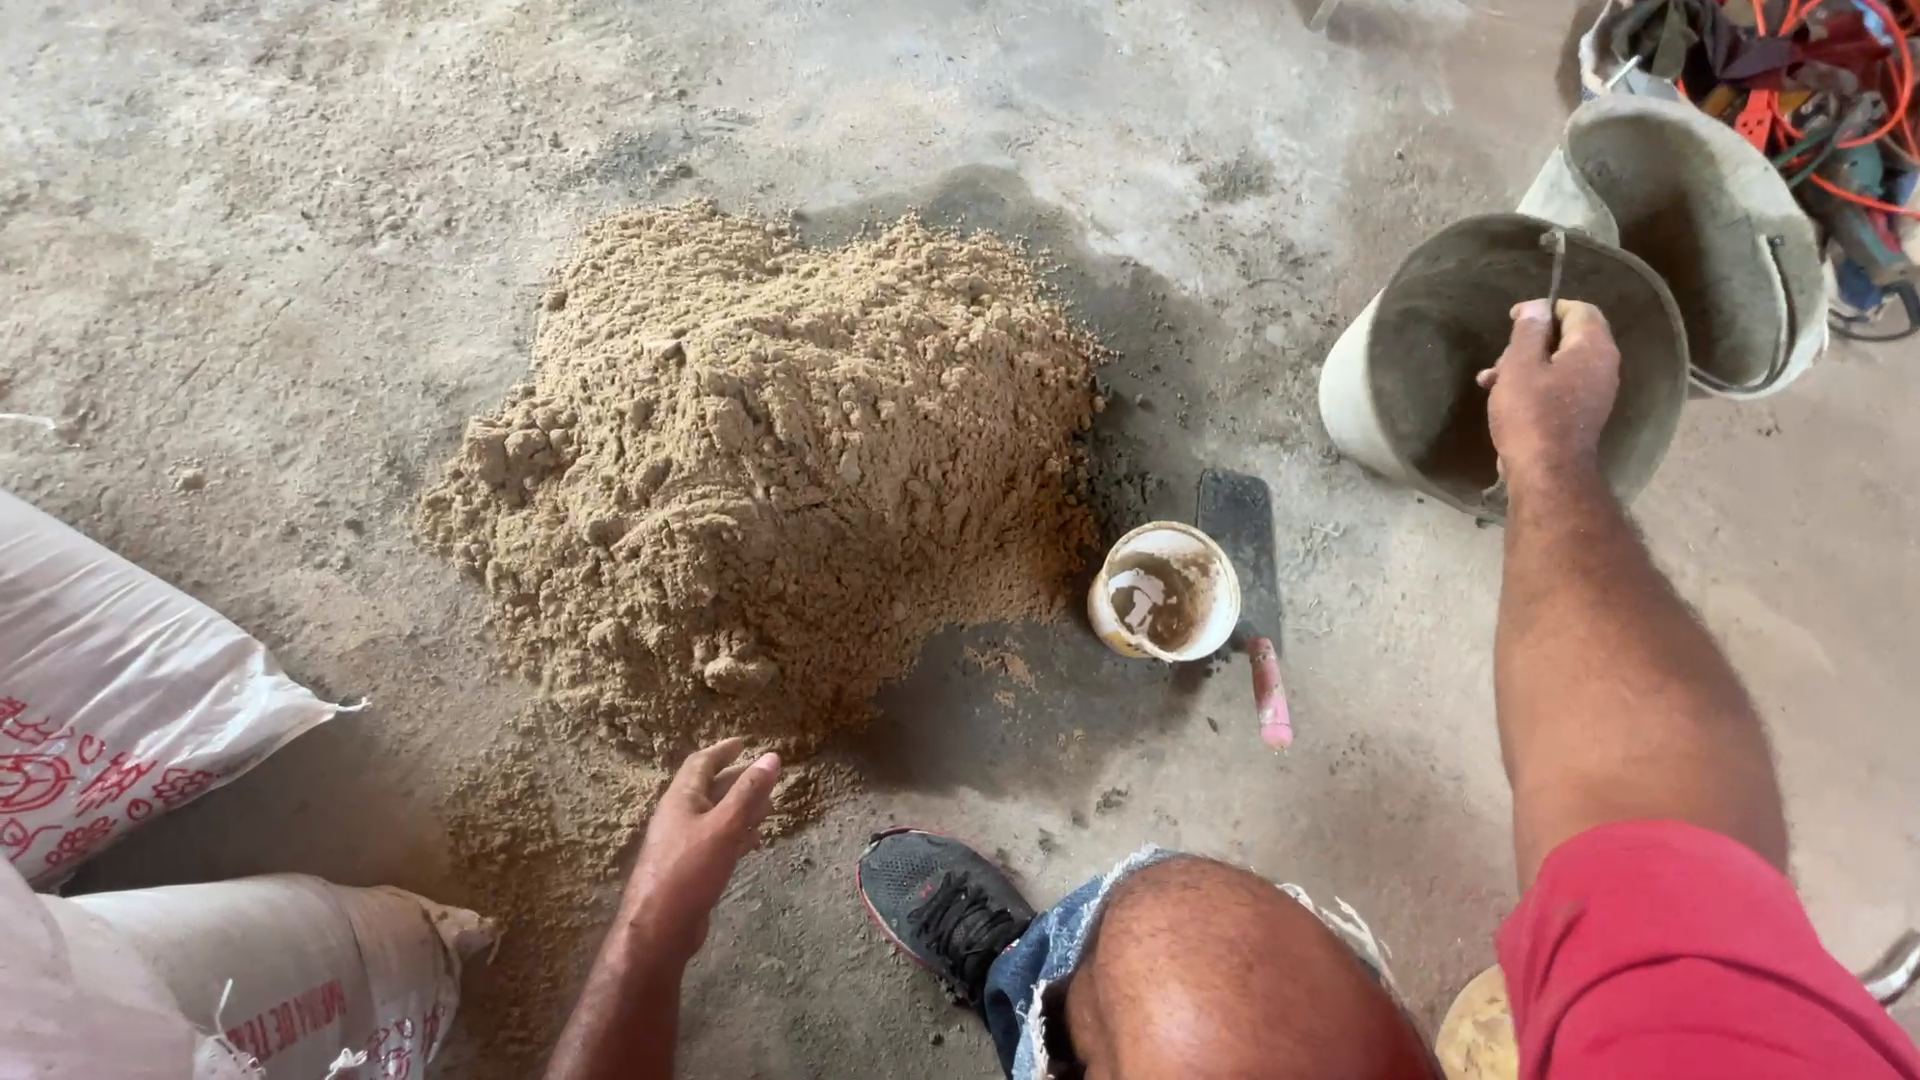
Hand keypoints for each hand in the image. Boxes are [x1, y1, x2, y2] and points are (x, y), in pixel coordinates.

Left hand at [620, 737, 780, 967]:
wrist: (658, 930)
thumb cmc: (689, 870)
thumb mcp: (724, 825)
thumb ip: (748, 792)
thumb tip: (771, 757)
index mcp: (681, 799)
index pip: (702, 763)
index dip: (723, 750)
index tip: (744, 742)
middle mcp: (679, 816)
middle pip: (711, 788)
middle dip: (739, 779)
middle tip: (766, 775)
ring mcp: (683, 843)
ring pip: (717, 815)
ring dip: (742, 807)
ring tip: (769, 805)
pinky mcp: (690, 868)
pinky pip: (717, 840)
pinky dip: (738, 833)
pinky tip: (755, 839)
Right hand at [1476, 299, 1620, 491]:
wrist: (1545, 468)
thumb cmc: (1530, 414)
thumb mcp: (1520, 368)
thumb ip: (1528, 333)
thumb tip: (1536, 307)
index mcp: (1592, 348)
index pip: (1578, 310)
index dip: (1545, 308)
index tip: (1513, 317)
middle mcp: (1602, 365)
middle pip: (1567, 337)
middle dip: (1529, 343)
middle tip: (1498, 360)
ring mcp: (1593, 390)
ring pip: (1557, 363)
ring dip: (1523, 366)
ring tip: (1490, 381)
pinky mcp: (1580, 411)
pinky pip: (1558, 385)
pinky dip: (1532, 384)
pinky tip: (1505, 397)